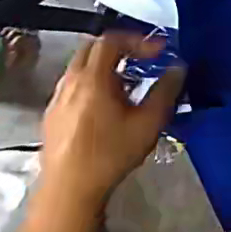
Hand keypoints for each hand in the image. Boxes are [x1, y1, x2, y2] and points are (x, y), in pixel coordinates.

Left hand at [39, 32, 184, 212]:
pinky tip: (107, 106)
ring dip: (105, 66)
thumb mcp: (149, 122)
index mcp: (93, 78)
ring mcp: (57, 98)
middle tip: (142, 59)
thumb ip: (166, 91)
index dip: (138, 39)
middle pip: (92, 47)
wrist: (69, 191)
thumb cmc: (111, 154)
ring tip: (128, 84)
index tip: (159, 51)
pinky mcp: (51, 116)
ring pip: (80, 67)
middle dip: (120, 47)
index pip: (111, 40)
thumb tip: (178, 68)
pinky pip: (73, 86)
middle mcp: (70, 82)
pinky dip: (92, 83)